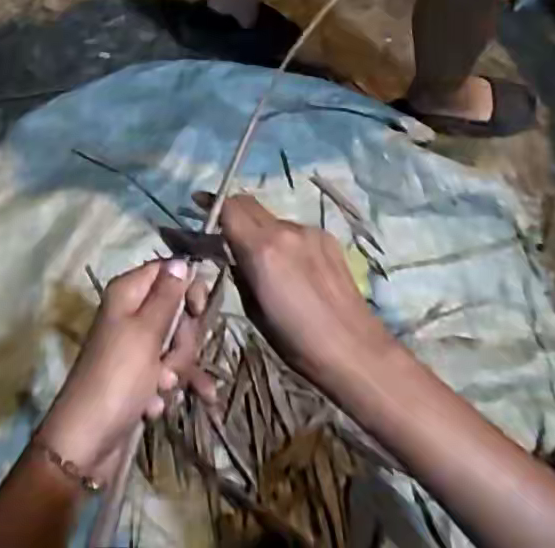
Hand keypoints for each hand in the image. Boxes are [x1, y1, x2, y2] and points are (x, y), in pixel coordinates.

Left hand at [34, 258, 211, 478]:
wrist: (89, 439)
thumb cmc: (118, 377)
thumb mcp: (147, 332)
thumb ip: (167, 295)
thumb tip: (180, 259)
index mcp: (127, 293)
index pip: (167, 271)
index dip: (187, 288)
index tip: (198, 310)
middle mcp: (131, 313)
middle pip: (177, 310)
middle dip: (182, 340)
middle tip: (168, 359)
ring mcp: (136, 345)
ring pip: (176, 344)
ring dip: (176, 368)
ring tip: (160, 387)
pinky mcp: (140, 374)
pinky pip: (168, 371)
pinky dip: (167, 388)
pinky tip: (156, 406)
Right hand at [204, 193, 400, 391]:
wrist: (355, 351)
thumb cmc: (296, 341)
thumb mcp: (253, 309)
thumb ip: (239, 271)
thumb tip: (229, 253)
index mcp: (261, 249)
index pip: (229, 208)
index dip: (211, 204)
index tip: (198, 205)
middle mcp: (284, 231)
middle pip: (248, 203)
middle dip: (232, 211)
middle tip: (222, 229)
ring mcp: (309, 232)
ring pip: (272, 218)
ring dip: (259, 229)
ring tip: (262, 259)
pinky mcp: (328, 239)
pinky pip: (294, 231)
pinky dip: (284, 240)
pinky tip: (292, 267)